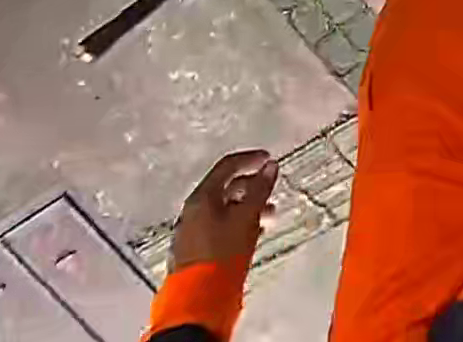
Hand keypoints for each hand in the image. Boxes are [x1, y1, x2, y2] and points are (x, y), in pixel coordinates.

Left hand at [170, 149, 278, 270]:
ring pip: (223, 209)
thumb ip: (260, 189)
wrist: (199, 303)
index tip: (267, 159)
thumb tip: (270, 166)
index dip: (250, 159)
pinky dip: (237, 224)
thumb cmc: (222, 255)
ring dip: (247, 208)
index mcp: (201, 197)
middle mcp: (192, 211)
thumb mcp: (246, 217)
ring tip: (268, 217)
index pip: (227, 166)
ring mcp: (191, 231)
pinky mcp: (194, 252)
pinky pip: (218, 228)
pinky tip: (252, 234)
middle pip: (225, 188)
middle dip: (251, 187)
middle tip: (270, 190)